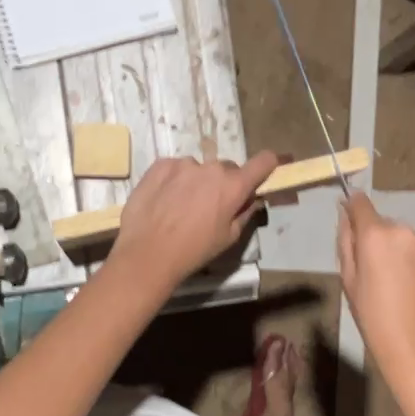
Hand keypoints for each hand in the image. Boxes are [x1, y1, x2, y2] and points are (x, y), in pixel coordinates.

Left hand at [111, 152, 279, 287]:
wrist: (147, 254)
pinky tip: (165, 200)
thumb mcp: (228, 238)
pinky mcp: (160, 165)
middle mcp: (211, 168)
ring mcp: (184, 164)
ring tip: (181, 206)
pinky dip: (175, 180)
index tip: (263, 173)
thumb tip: (252, 199)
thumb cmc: (194, 251)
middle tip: (211, 206)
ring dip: (197, 181)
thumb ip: (245, 213)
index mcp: (233, 186)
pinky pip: (176, 168)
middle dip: (224, 183)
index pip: (263, 161)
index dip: (267, 165)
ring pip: (199, 169)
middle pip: (227, 169)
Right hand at [337, 194, 414, 378]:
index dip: (352, 208)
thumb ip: (345, 242)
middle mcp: (403, 230)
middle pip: (382, 222)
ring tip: (393, 280)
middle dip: (375, 237)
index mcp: (375, 236)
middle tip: (371, 269)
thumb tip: (345, 215)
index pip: (360, 202)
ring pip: (402, 236)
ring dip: (395, 248)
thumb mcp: (348, 280)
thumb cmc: (372, 317)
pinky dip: (412, 258)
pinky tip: (411, 283)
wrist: (414, 346)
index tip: (348, 219)